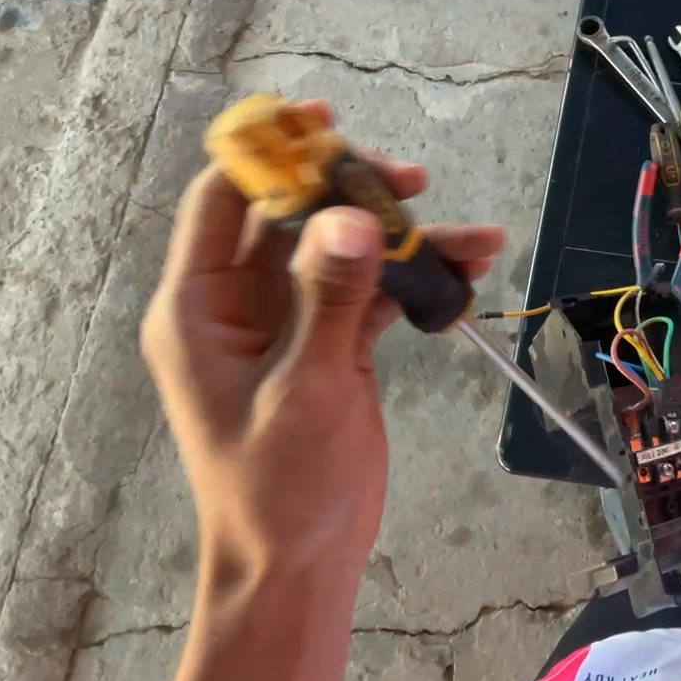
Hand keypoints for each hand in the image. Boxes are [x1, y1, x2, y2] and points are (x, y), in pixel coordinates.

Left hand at [141, 123, 504, 579]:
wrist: (302, 559)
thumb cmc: (278, 484)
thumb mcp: (305, 388)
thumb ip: (329, 298)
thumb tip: (354, 216)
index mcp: (202, 306)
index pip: (224, 201)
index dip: (268, 154)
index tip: (323, 121)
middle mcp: (244, 302)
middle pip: (300, 217)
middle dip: (359, 195)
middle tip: (415, 181)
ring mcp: (296, 322)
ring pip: (352, 254)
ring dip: (410, 243)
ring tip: (478, 239)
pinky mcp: (338, 344)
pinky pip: (380, 294)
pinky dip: (420, 282)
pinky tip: (469, 277)